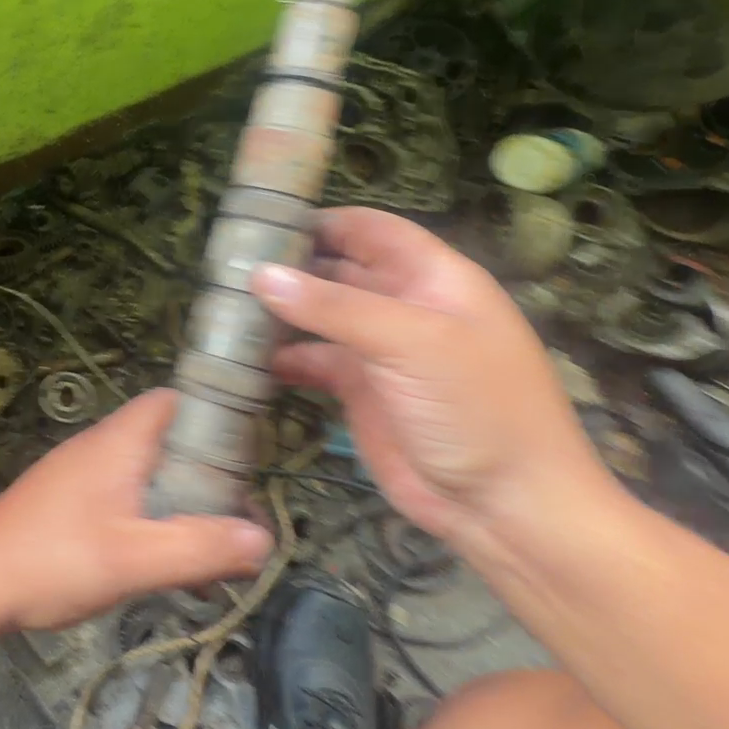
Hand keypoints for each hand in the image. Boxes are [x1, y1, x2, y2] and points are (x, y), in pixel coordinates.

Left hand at [0, 390, 271, 632]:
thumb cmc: (53, 562)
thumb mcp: (135, 561)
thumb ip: (200, 547)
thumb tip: (264, 537)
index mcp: (115, 443)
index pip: (171, 400)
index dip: (213, 416)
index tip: (247, 457)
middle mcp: (95, 447)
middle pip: (163, 440)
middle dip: (204, 474)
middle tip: (233, 520)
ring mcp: (75, 474)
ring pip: (142, 473)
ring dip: (176, 504)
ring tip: (204, 554)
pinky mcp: (62, 502)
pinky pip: (118, 497)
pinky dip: (146, 520)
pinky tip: (155, 565)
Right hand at [252, 207, 611, 544]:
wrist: (505, 508)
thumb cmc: (477, 409)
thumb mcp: (410, 344)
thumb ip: (333, 307)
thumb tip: (259, 275)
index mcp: (432, 279)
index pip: (371, 229)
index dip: (322, 220)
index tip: (259, 223)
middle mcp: (402, 306)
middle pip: (337, 268)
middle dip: (289, 264)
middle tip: (225, 265)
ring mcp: (379, 350)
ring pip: (318, 314)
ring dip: (278, 310)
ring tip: (223, 307)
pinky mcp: (358, 390)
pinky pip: (310, 360)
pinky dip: (279, 357)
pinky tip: (241, 358)